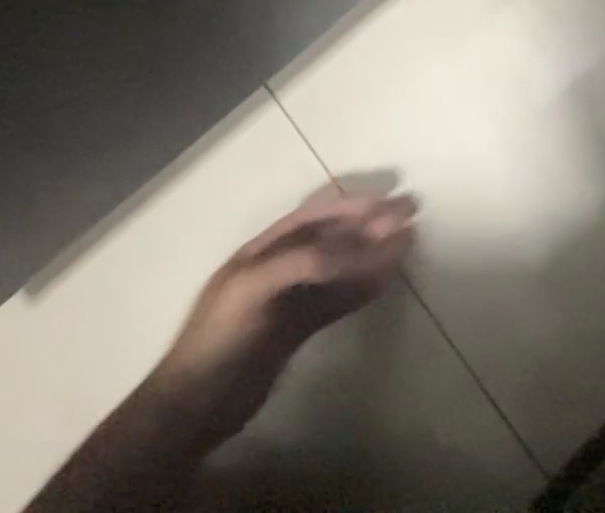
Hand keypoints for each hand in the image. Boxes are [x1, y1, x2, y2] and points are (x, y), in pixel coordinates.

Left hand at [147, 188, 416, 447]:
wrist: (195, 406)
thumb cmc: (219, 337)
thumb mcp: (254, 287)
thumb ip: (305, 261)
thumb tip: (362, 250)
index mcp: (261, 250)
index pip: (313, 216)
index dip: (350, 205)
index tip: (387, 200)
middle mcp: (278, 267)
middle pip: (332, 237)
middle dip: (370, 224)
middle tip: (409, 214)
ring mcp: (290, 299)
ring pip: (341, 268)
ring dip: (374, 253)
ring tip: (409, 242)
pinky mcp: (299, 329)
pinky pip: (339, 300)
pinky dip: (365, 286)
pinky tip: (388, 279)